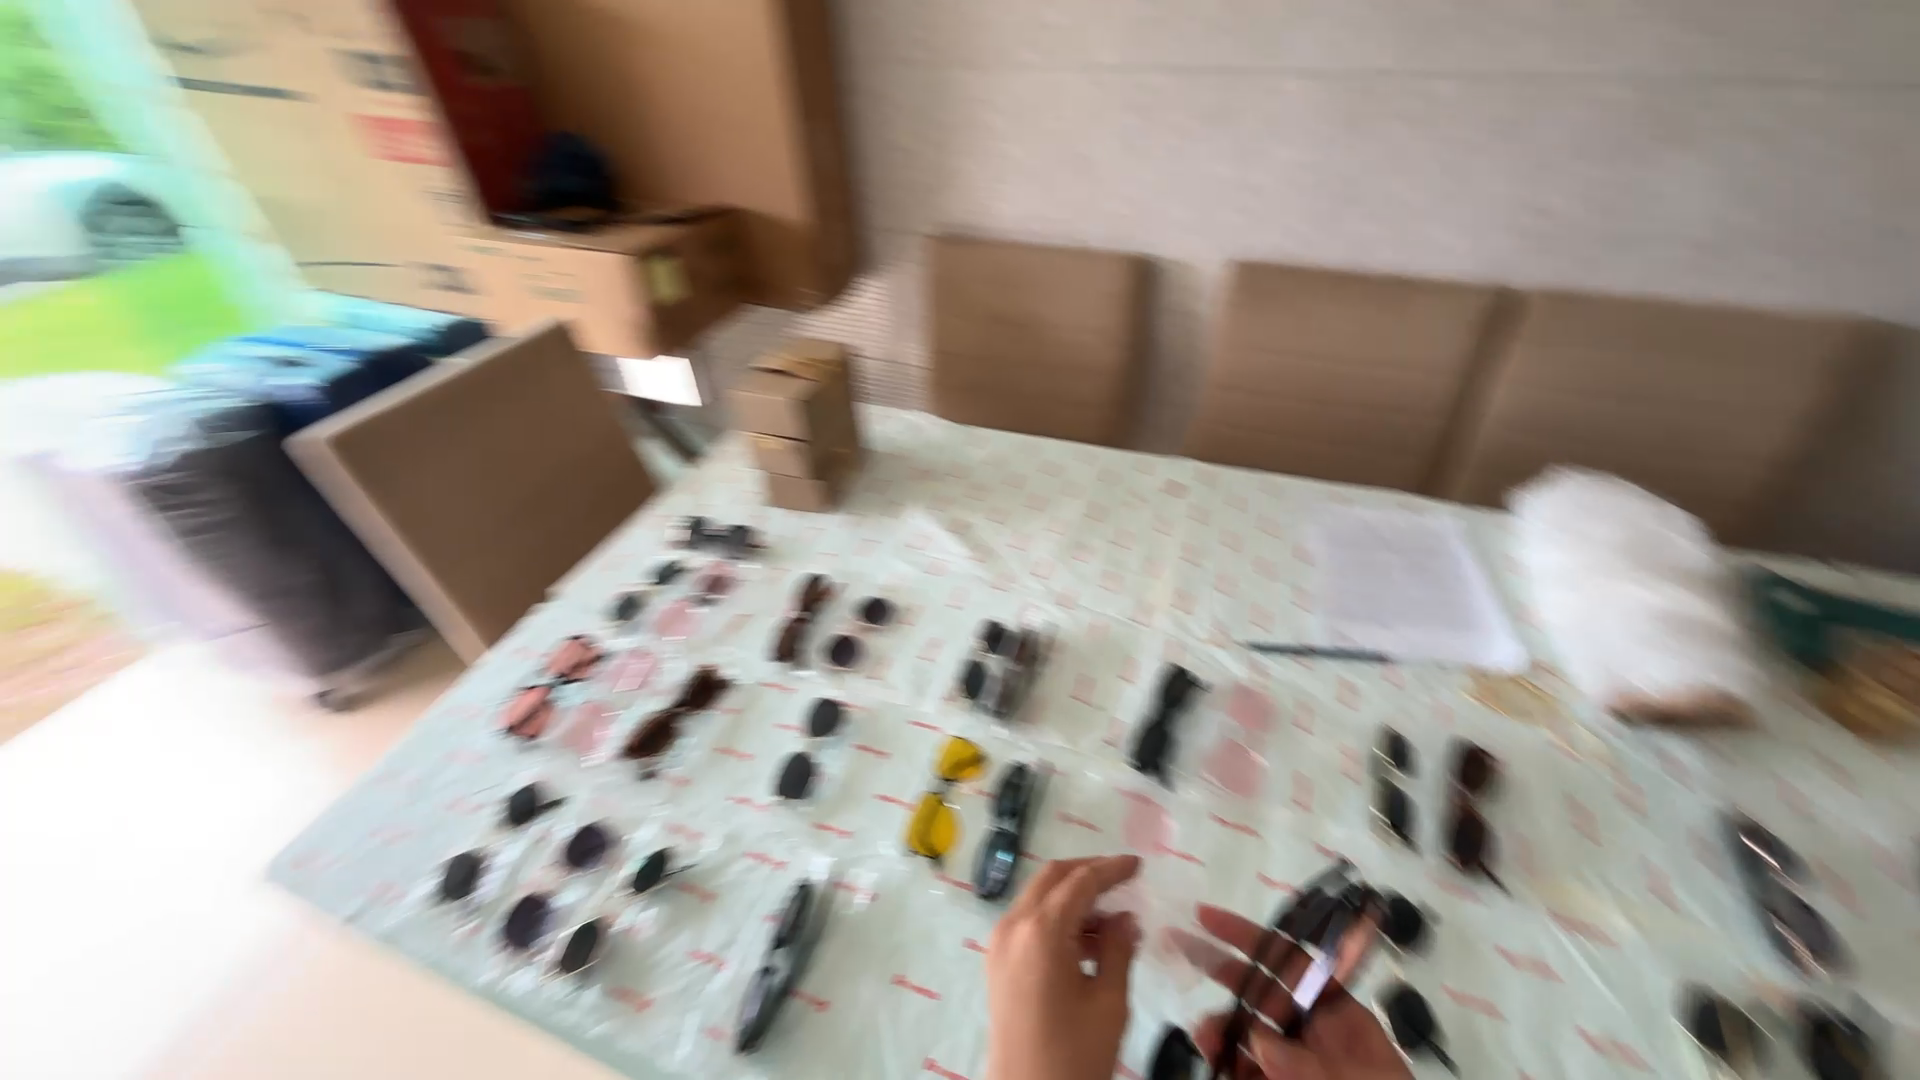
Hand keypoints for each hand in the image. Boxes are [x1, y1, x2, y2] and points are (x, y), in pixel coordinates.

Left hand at [986, 855, 1141, 1079]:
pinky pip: (1028, 921)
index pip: (1080, 881)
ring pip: (1038, 897)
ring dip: (1072, 896)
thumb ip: (1118, 950)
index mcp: (1041, 930)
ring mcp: (999, 942)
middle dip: (1087, 871)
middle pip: (1052, 877)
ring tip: (1112, 918)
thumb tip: (1125, 917)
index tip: (1137, 865)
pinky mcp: (996, 961)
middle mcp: (1013, 925)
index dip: (1111, 869)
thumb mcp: (1109, 1003)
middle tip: (1122, 878)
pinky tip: (1086, 940)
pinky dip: (1056, 918)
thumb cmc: (1074, 1055)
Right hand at [1179, 905, 1409, 1079]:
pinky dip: (1227, 1063)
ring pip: (1249, 1035)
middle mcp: (1315, 1036)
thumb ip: (1308, 1067)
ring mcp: (1295, 1066)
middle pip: (1262, 991)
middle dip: (1223, 974)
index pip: (1292, 963)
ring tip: (1204, 1037)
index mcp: (1341, 1019)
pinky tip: (1213, 1061)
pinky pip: (1247, 1070)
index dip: (1250, 936)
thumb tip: (1257, 1041)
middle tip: (1180, 954)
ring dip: (1222, 1028)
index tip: (1205, 917)